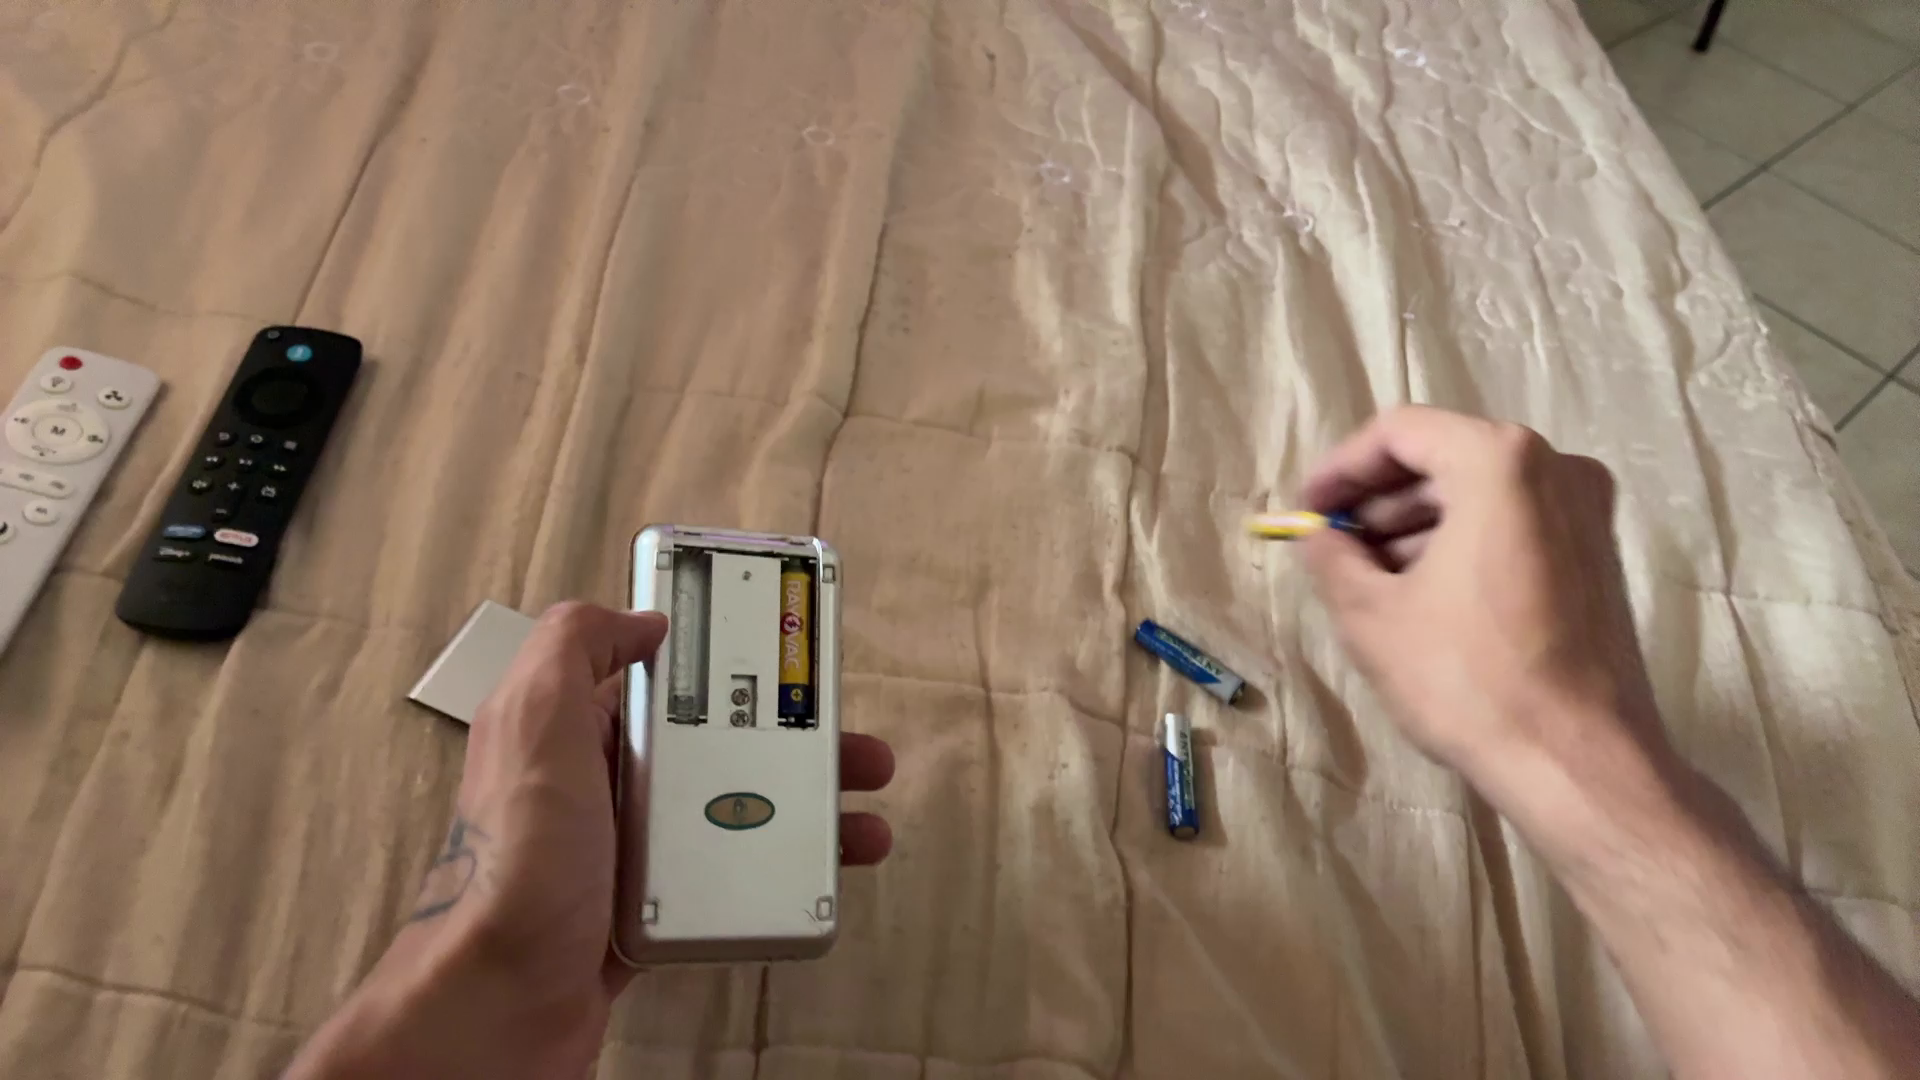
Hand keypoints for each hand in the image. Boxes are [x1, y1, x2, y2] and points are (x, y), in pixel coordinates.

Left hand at [286, 602, 894, 1079]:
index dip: (736, 666)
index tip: (794, 666)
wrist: (501, 1010)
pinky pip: (742, 862)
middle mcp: (617, 780)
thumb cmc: (526, 862)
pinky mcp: (669, 899)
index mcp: (587, 732)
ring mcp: (646, 843)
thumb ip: (572, 651)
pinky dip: (790, 858)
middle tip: (855, 744)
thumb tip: (646, 621)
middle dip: (797, 738)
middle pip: (727, 741)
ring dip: (809, 799)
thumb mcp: (534, 730)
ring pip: (745, 802)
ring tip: (866, 808)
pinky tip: (834, 864)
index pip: (674, 681)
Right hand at [1298, 407, 1665, 797]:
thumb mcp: (1367, 611)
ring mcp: (1585, 512)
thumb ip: (1328, 554)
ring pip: (1471, 491)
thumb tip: (1317, 535)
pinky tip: (1413, 589)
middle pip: (1438, 456)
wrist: (1577, 763)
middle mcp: (1556, 468)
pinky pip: (1505, 522)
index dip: (1340, 467)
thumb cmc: (1463, 675)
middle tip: (1329, 541)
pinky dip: (1450, 540)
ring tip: (1362, 573)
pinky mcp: (1593, 556)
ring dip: (1406, 522)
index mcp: (1499, 464)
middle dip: (1373, 497)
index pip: (1399, 432)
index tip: (1306, 509)